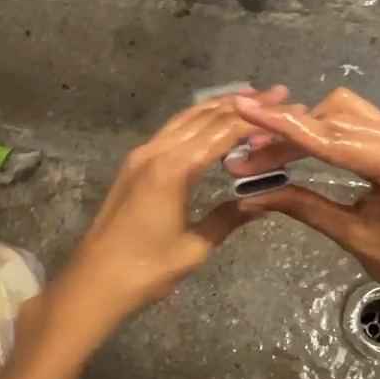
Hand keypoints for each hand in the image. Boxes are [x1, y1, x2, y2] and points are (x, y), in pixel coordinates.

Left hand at [50, 87, 287, 330]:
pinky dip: (197, 122)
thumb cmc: (145, 270)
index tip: (286, 109)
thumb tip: (260, 205)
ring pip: (185, 119)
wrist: (93, 284)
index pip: (224, 131)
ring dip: (218, 107)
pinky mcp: (133, 167)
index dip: (257, 119)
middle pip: (205, 116)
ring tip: (251, 99)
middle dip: (242, 104)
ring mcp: (141, 156)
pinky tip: (212, 124)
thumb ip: (227, 219)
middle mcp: (156, 152)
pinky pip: (171, 132)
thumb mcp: (194, 248)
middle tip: (278, 94)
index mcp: (174, 168)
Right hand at [230, 88, 379, 319]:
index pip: (335, 138)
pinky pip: (357, 122)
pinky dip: (323, 131)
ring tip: (264, 150)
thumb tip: (250, 195)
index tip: (245, 110)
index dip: (286, 126)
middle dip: (287, 134)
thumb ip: (303, 206)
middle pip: (337, 117)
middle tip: (245, 154)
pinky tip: (296, 144)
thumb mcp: (351, 236)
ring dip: (303, 129)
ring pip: (345, 112)